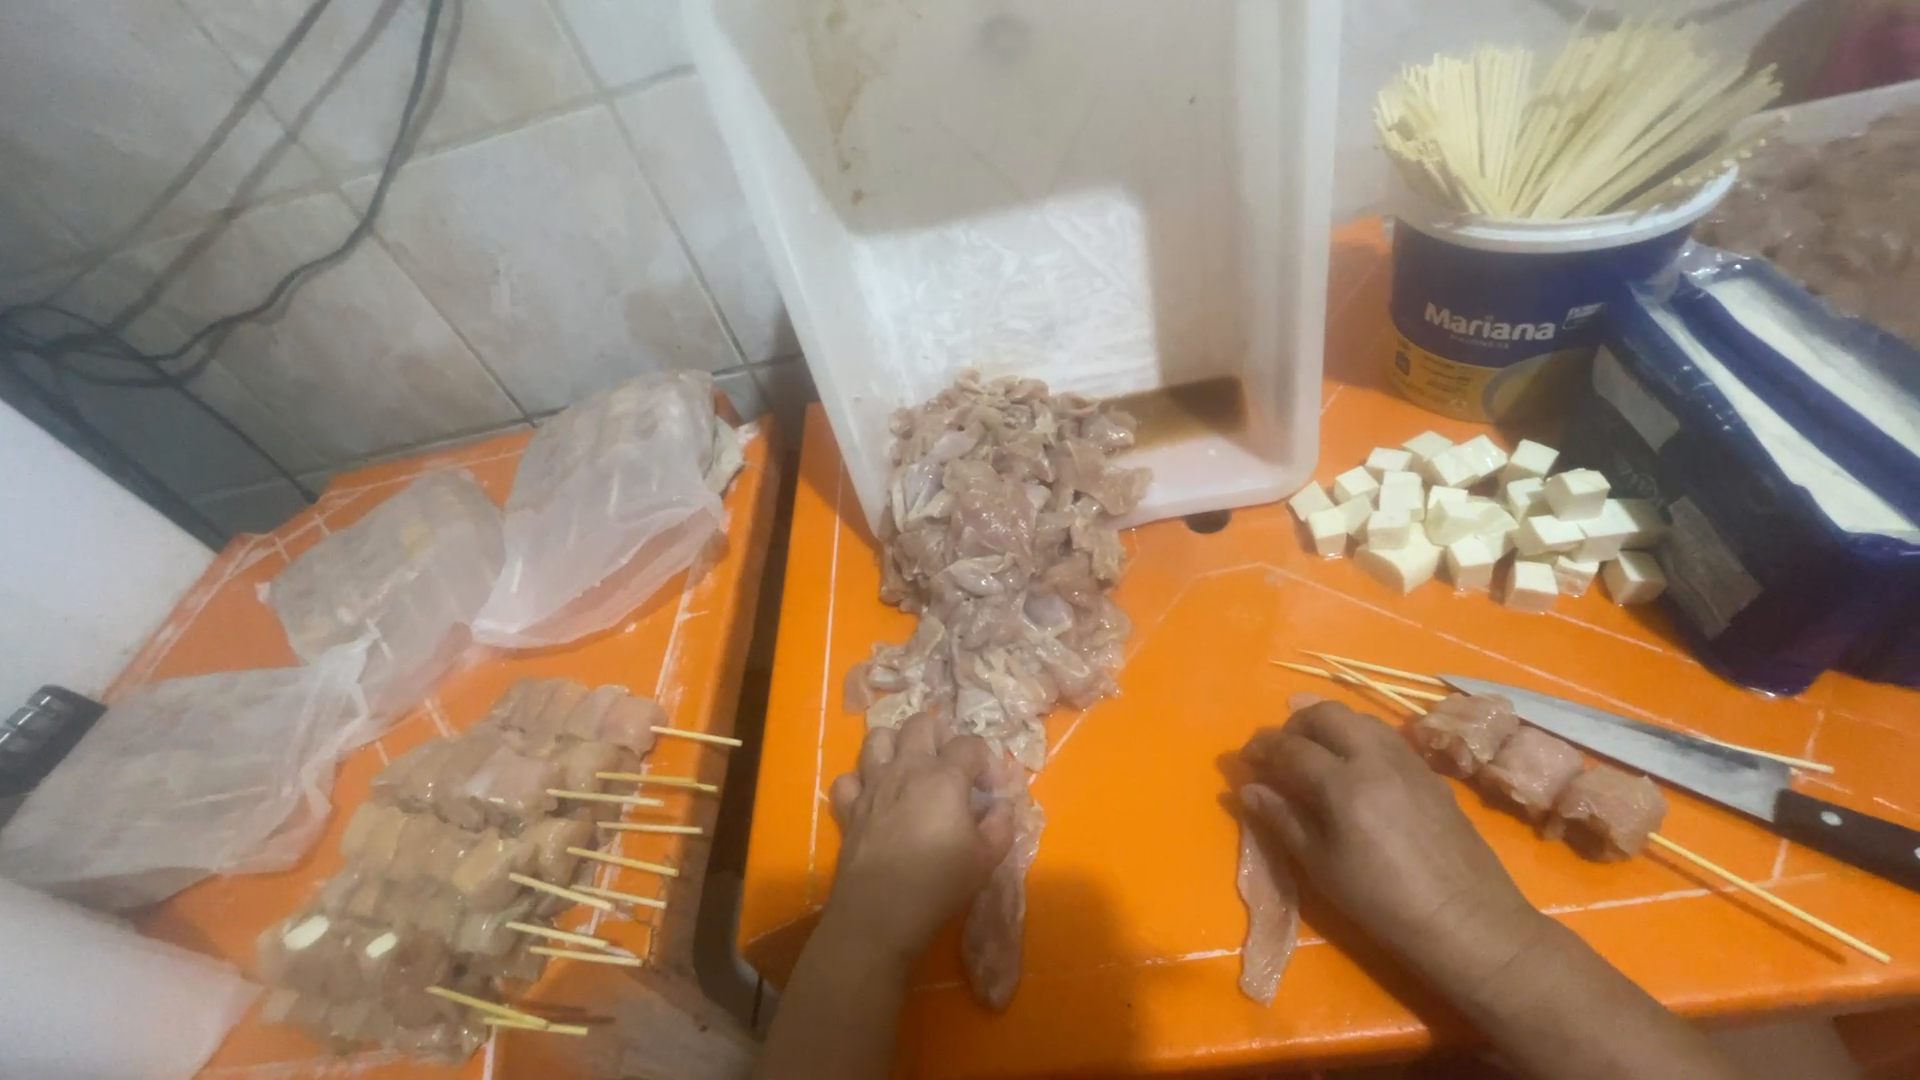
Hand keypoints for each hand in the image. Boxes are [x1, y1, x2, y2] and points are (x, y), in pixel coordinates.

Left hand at [825, 715, 1017, 962]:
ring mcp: (873, 784)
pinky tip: (874, 797)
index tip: (992, 789)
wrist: (880, 914)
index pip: (970, 744)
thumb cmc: (939, 883)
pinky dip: (861, 781)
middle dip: (939, 735)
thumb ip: (1001, 824)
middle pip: (920, 723)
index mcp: (944, 776)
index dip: (986, 760)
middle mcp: (906, 768)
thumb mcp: (988, 858)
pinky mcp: (849, 807)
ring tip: (909, 767)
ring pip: (878, 737)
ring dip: (896, 745)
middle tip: (949, 765)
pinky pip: (848, 778)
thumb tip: (1000, 805)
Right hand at [1239, 701, 1539, 976]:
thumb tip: (1249, 789)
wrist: (1469, 924)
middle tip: (1281, 752)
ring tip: (1316, 756)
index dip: (1261, 748)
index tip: (1245, 760)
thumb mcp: (1322, 865)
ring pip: (1359, 719)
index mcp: (1344, 784)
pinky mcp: (1431, 774)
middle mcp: (1376, 759)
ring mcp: (1408, 762)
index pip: (1290, 746)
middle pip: (1326, 714)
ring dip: (1329, 726)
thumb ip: (1282, 819)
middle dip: (1295, 724)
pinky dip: (1359, 739)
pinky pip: (1386, 738)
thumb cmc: (1383, 902)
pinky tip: (1356, 771)